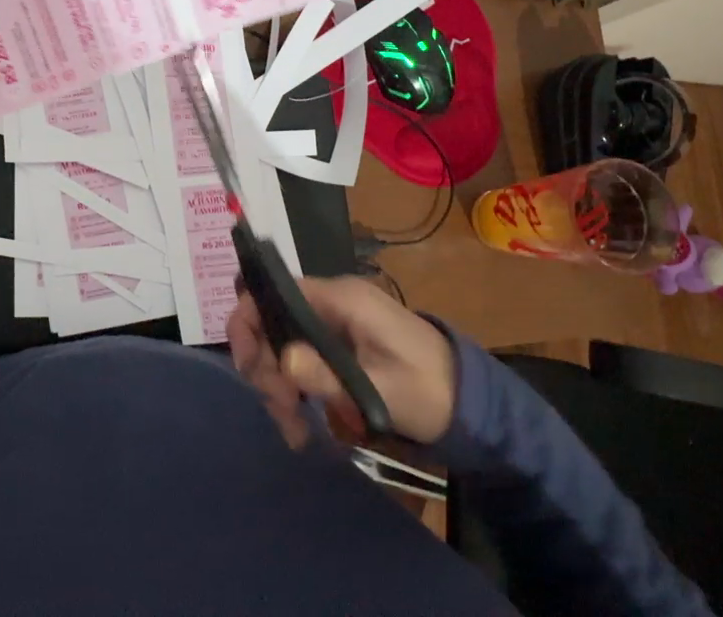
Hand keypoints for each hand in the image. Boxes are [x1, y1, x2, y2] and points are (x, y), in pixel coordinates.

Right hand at [226, 276, 457, 445]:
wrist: (473, 406)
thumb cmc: (430, 391)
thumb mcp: (381, 389)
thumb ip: (329, 375)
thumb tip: (282, 361)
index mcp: (340, 299)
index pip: (273, 293)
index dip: (249, 325)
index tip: (252, 371)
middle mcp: (331, 304)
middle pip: (271, 324)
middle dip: (266, 369)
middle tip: (283, 411)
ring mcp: (333, 326)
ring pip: (281, 348)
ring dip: (279, 387)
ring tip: (296, 430)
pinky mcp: (337, 349)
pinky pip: (300, 362)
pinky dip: (295, 391)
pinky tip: (303, 424)